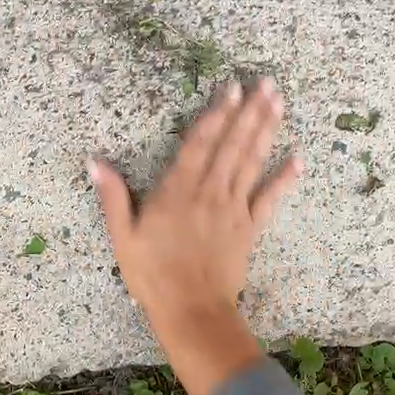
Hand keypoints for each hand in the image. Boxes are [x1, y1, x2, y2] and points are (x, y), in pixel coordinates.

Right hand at [88, 81, 303, 394]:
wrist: (192, 311)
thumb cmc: (152, 275)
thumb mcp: (123, 237)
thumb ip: (113, 197)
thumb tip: (94, 162)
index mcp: (177, 191)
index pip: (200, 144)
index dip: (216, 115)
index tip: (232, 89)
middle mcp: (208, 192)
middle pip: (232, 145)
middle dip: (249, 112)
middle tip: (267, 83)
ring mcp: (233, 209)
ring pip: (252, 162)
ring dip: (266, 131)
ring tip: (279, 103)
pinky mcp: (249, 229)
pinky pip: (269, 199)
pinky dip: (285, 179)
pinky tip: (299, 159)